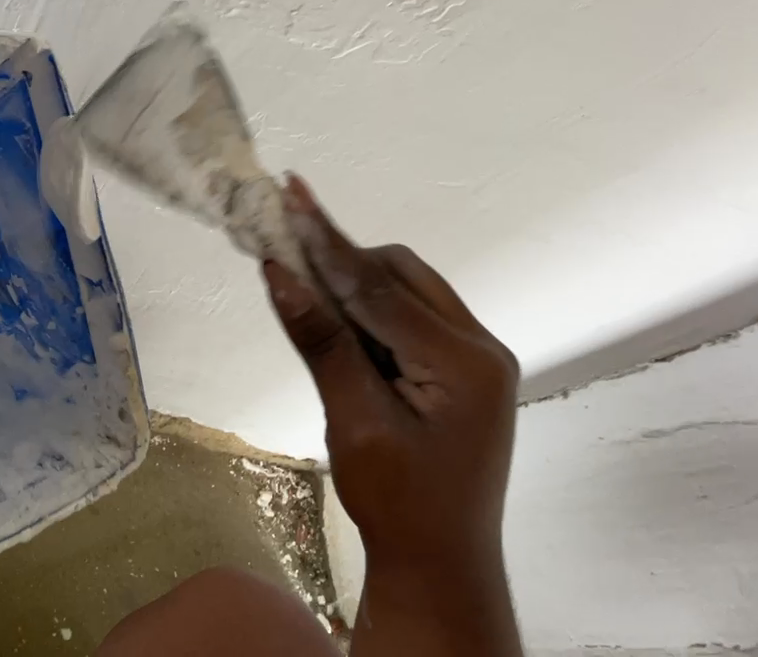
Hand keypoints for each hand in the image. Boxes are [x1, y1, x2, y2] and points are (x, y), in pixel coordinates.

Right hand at [261, 176, 518, 571]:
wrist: (438, 561)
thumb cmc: (395, 499)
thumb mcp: (352, 420)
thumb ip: (320, 340)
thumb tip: (279, 273)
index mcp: (462, 361)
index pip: (378, 285)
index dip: (326, 241)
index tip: (289, 195)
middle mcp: (478, 347)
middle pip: (399, 273)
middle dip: (341, 259)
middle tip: (283, 254)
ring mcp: (474, 357)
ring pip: (405, 287)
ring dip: (353, 282)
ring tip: (305, 291)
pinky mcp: (460, 368)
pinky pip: (408, 313)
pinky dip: (367, 306)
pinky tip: (336, 320)